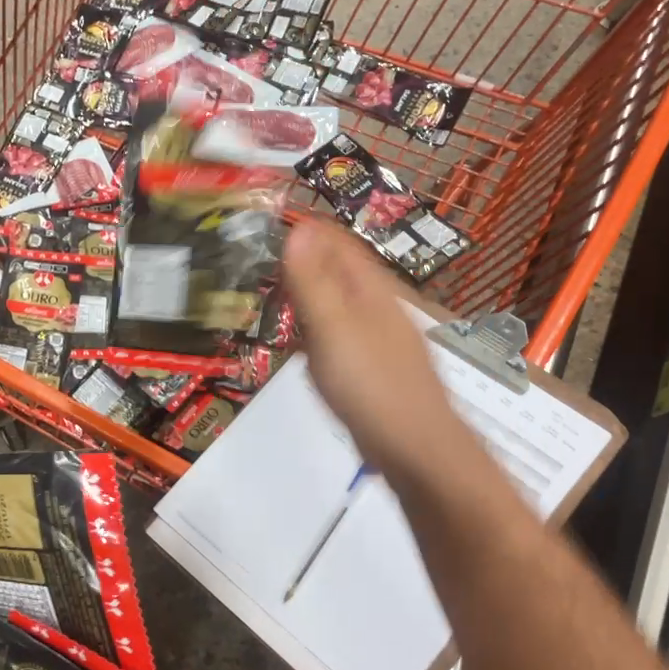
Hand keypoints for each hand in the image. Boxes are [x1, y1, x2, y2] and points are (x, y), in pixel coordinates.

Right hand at [283, 218, 470, 482]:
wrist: (418, 451)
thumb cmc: (372, 387)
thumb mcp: (332, 329)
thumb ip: (312, 281)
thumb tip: (295, 228)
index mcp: (369, 288)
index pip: (334, 238)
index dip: (301, 224)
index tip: (258, 217)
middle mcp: (378, 304)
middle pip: (335, 265)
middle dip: (298, 255)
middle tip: (250, 252)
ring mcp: (378, 334)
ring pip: (336, 297)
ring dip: (305, 288)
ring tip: (265, 288)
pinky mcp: (373, 363)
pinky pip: (337, 328)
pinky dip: (313, 322)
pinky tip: (298, 339)